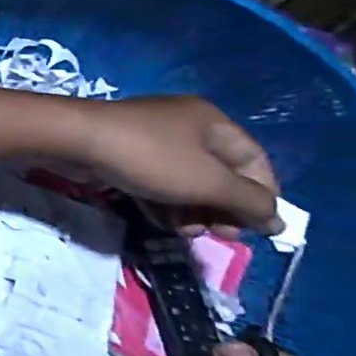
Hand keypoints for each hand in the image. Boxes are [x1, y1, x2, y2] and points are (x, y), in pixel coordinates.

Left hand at [86, 97, 281, 236]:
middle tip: (214, 233)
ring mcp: (155, 139)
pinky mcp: (128, 154)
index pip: (256, 162)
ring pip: (188, 183)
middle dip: (221, 208)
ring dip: (191, 211)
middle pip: (222, 175)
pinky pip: (158, 182)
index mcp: (213, 122)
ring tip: (182, 229)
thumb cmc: (149, 157)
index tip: (254, 230)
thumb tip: (278, 221)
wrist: (77, 140)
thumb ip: (249, 202)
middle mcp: (187, 126)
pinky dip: (162, 202)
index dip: (262, 197)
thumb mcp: (207, 181)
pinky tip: (157, 220)